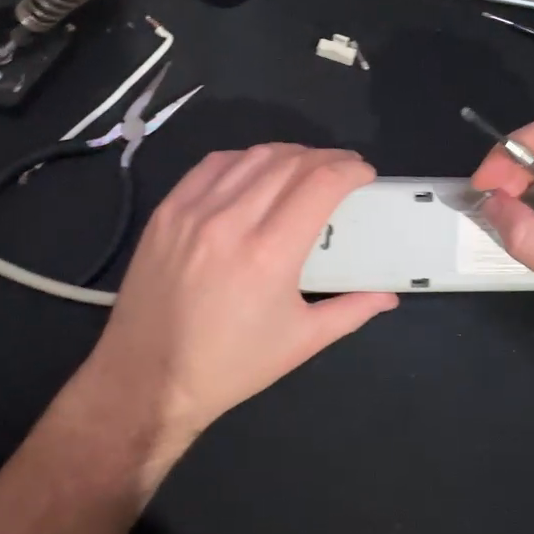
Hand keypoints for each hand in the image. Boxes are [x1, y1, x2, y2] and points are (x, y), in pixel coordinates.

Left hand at [74, 144, 398, 460]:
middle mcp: (231, 221)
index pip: (321, 183)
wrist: (145, 380)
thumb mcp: (300, 343)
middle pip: (291, 162)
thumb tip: (388, 296)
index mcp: (270, 254)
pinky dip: (244, 159)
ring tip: (305, 166)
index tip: (365, 173)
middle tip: (343, 169)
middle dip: (327, 158)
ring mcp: (193, 212)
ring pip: (252, 156)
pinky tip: (256, 170)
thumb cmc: (229, 366)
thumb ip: (351, 310)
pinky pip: (212, 165)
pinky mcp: (167, 212)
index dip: (351, 169)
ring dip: (288, 154)